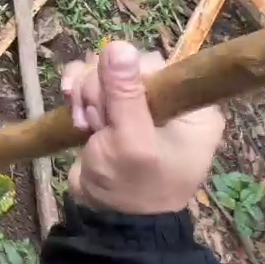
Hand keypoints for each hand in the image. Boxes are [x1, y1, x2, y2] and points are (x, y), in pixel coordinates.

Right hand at [58, 41, 222, 214]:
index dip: (124, 78)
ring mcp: (137, 104)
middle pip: (121, 65)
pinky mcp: (111, 108)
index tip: (111, 106)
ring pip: (100, 71)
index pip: (153, 64)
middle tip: (95, 122)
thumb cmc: (133, 186)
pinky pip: (88, 80)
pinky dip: (75, 92)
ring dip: (84, 93)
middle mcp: (168, 100)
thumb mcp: (130, 142)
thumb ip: (125, 95)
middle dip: (98, 90)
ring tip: (84, 123)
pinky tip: (73, 113)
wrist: (109, 218)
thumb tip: (117, 45)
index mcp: (192, 108)